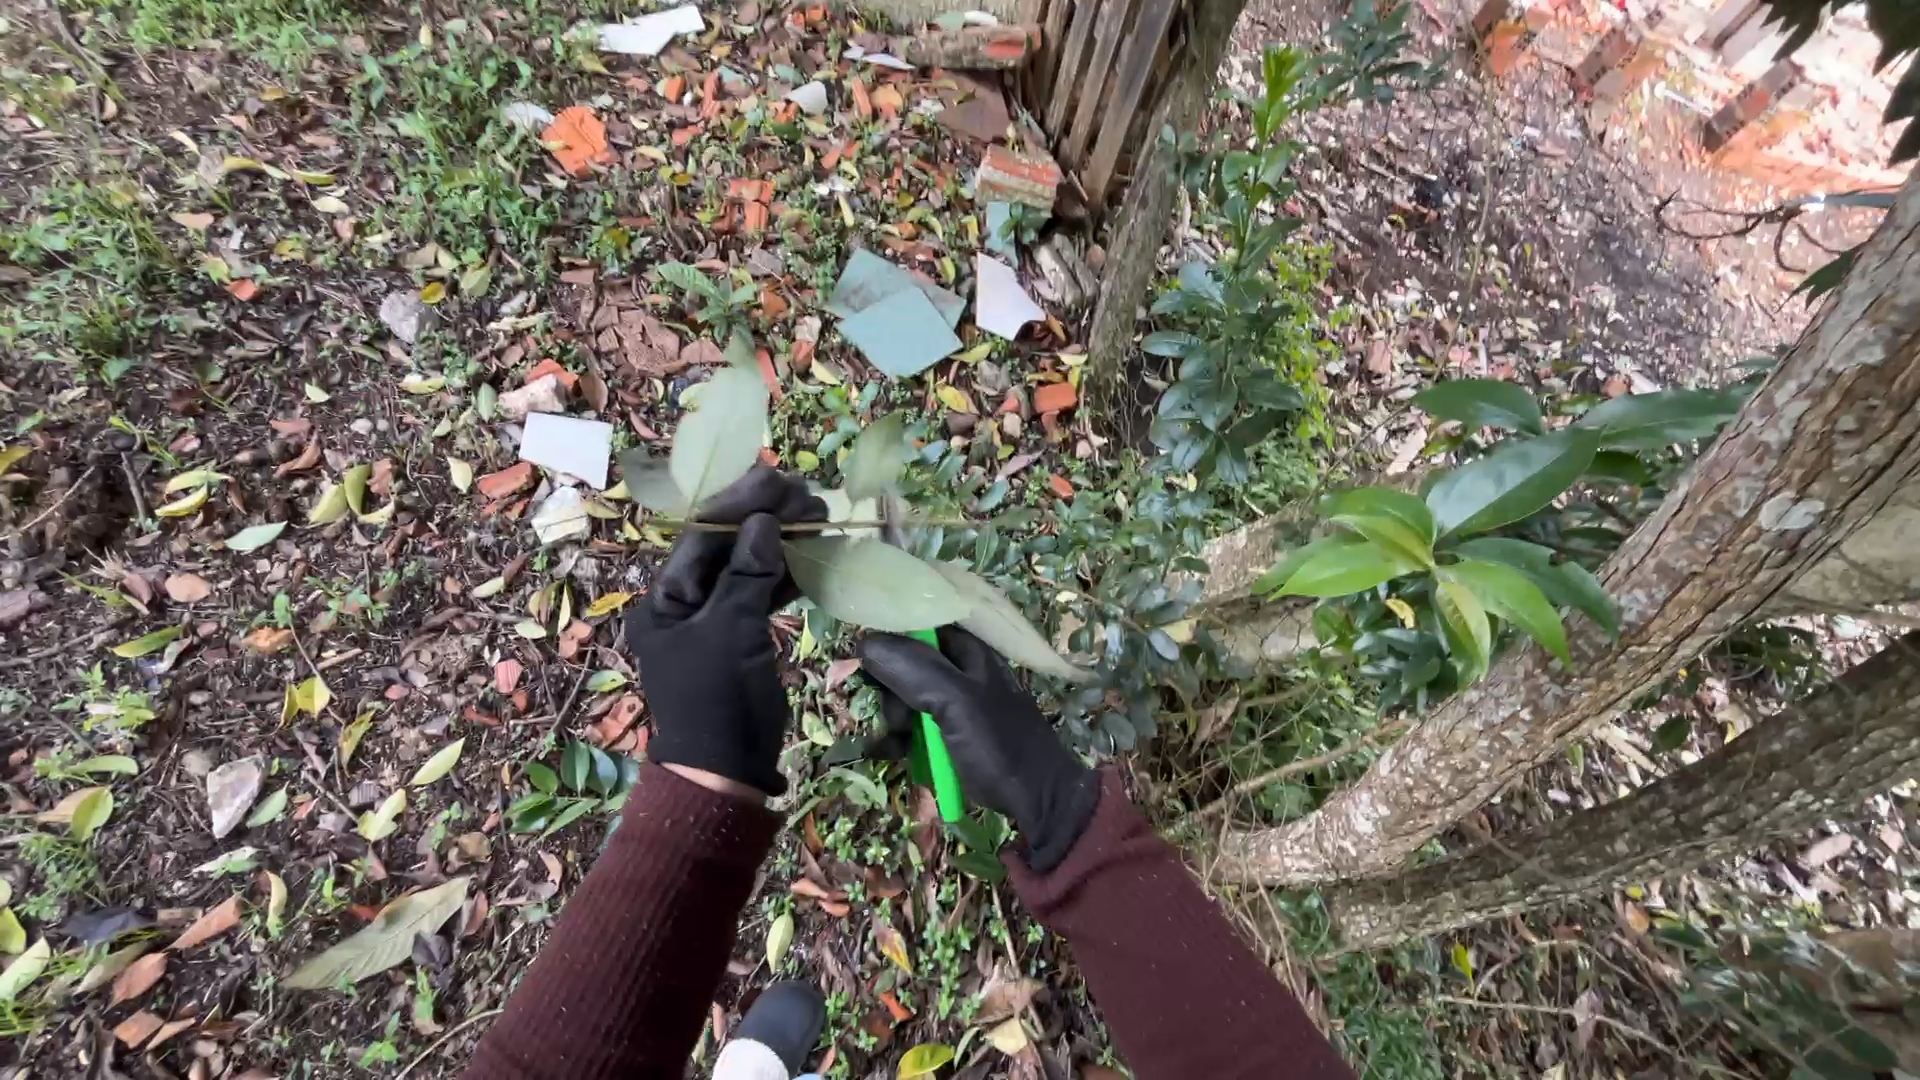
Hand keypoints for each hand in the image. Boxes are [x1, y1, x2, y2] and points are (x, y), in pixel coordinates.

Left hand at [626, 467, 824, 797]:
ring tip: (819, 514)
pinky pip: (764, 592)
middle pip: (727, 546)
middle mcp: (685, 602)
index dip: (738, 505)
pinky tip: (814, 553)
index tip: (775, 477)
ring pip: (750, 566)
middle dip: (765, 517)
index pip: (701, 538)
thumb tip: (763, 521)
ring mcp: (716, 618)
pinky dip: (788, 573)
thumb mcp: (731, 635)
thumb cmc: (718, 701)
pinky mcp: (742, 634)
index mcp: (664, 601)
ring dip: (783, 541)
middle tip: (805, 493)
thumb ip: (747, 576)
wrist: (728, 769)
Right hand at [858, 628, 1099, 870]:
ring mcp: (949, 703)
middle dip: (889, 693)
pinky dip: (895, 739)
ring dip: (890, 720)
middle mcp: (956, 669)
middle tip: (900, 718)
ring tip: (899, 742)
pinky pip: (907, 726)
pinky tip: (892, 752)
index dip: (886, 644)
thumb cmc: (1000, 743)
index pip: (913, 628)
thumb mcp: (957, 701)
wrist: (1034, 800)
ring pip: (900, 699)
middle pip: (900, 666)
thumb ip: (914, 669)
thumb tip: (864, 644)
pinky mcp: (942, 733)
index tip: (868, 669)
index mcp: (965, 648)